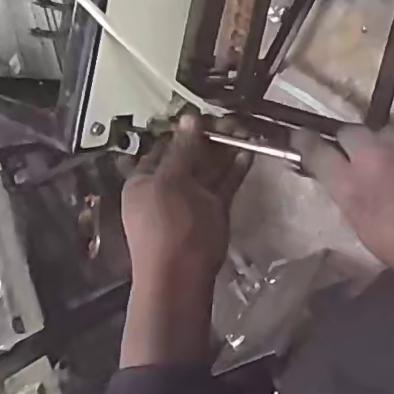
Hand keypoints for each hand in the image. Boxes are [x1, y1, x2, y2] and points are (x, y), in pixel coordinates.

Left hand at [120, 114, 251, 365]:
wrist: (179, 277)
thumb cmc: (167, 226)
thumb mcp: (170, 182)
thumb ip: (183, 150)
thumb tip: (189, 118)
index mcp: (145, 180)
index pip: (165, 146)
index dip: (185, 130)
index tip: (207, 116)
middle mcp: (167, 187)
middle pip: (190, 156)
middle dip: (211, 138)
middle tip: (232, 122)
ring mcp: (191, 200)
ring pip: (209, 169)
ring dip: (226, 150)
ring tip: (245, 131)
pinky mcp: (213, 212)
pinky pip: (224, 185)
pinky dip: (235, 170)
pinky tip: (248, 154)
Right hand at [293, 125, 393, 291]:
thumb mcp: (368, 232)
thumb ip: (350, 199)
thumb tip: (341, 181)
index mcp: (351, 185)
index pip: (315, 151)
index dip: (306, 143)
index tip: (301, 138)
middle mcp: (372, 155)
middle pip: (349, 132)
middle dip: (352, 143)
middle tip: (363, 160)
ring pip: (385, 132)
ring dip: (387, 145)